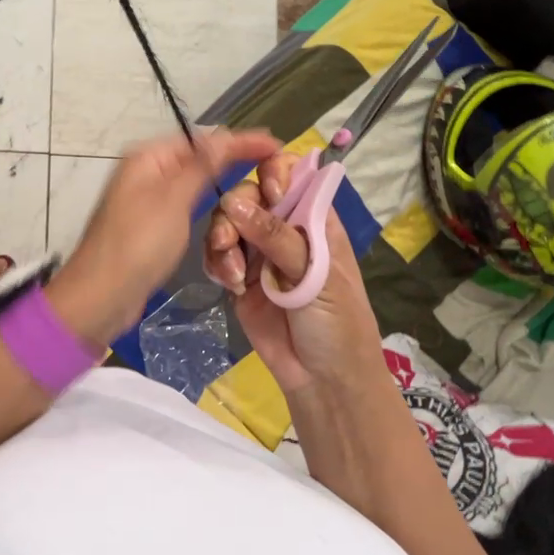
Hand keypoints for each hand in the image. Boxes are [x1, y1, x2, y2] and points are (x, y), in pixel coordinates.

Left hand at [50, 127, 283, 344]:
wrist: (102, 295)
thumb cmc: (138, 244)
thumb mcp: (174, 200)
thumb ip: (201, 166)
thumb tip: (225, 134)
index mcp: (147, 157)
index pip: (201, 139)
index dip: (238, 141)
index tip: (277, 145)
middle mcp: (145, 172)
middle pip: (197, 159)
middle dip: (232, 163)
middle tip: (275, 172)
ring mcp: (147, 200)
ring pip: (194, 185)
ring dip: (221, 189)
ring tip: (259, 192)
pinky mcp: (151, 226)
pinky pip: (186, 208)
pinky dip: (207, 210)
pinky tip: (229, 216)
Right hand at [202, 154, 382, 393]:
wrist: (323, 380)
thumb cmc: (337, 322)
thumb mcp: (316, 276)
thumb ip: (277, 237)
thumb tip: (234, 203)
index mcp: (313, 219)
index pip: (289, 175)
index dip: (272, 175)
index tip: (266, 194)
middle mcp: (283, 228)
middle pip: (247, 196)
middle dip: (233, 213)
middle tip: (228, 241)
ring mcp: (258, 252)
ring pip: (226, 222)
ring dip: (221, 241)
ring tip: (231, 272)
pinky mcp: (237, 277)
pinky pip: (215, 254)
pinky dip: (215, 263)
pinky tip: (227, 284)